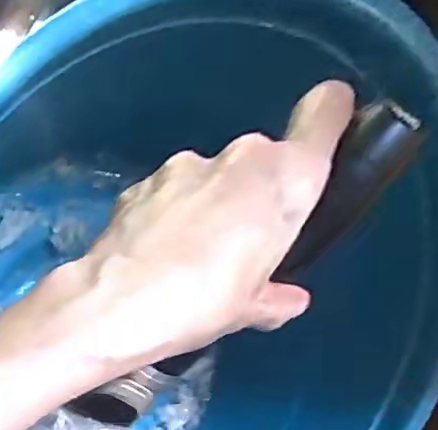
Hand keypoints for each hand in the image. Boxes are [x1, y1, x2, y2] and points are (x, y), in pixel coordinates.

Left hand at [41, 80, 355, 376]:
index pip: (326, 111)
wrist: (111, 307)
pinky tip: (143, 256)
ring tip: (176, 259)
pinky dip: (157, 217)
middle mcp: (240, 157)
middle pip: (256, 160)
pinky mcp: (135, 187)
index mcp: (287, 176)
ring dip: (198, 206)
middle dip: (246, 195)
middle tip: (228, 246)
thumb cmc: (197, 305)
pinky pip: (159, 197)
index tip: (314, 150)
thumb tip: (287, 301)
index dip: (325, 122)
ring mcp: (182, 167)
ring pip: (204, 178)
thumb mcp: (245, 310)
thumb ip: (272, 298)